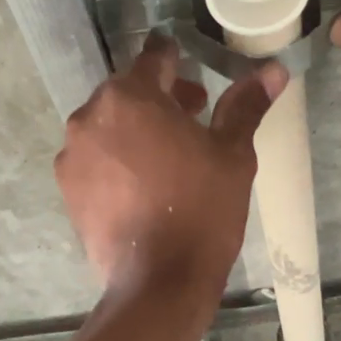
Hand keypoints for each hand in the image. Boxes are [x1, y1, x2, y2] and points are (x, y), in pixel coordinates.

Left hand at [55, 36, 285, 340]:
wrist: (158, 283)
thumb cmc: (202, 212)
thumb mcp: (233, 157)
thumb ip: (245, 107)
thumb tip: (274, 69)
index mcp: (130, 96)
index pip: (156, 57)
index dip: (179, 63)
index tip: (195, 82)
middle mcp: (89, 116)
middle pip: (127, 93)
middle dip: (159, 102)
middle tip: (193, 124)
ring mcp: (72, 155)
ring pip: (108, 128)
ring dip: (135, 133)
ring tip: (167, 163)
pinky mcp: (67, 191)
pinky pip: (95, 162)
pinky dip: (116, 164)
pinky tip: (142, 191)